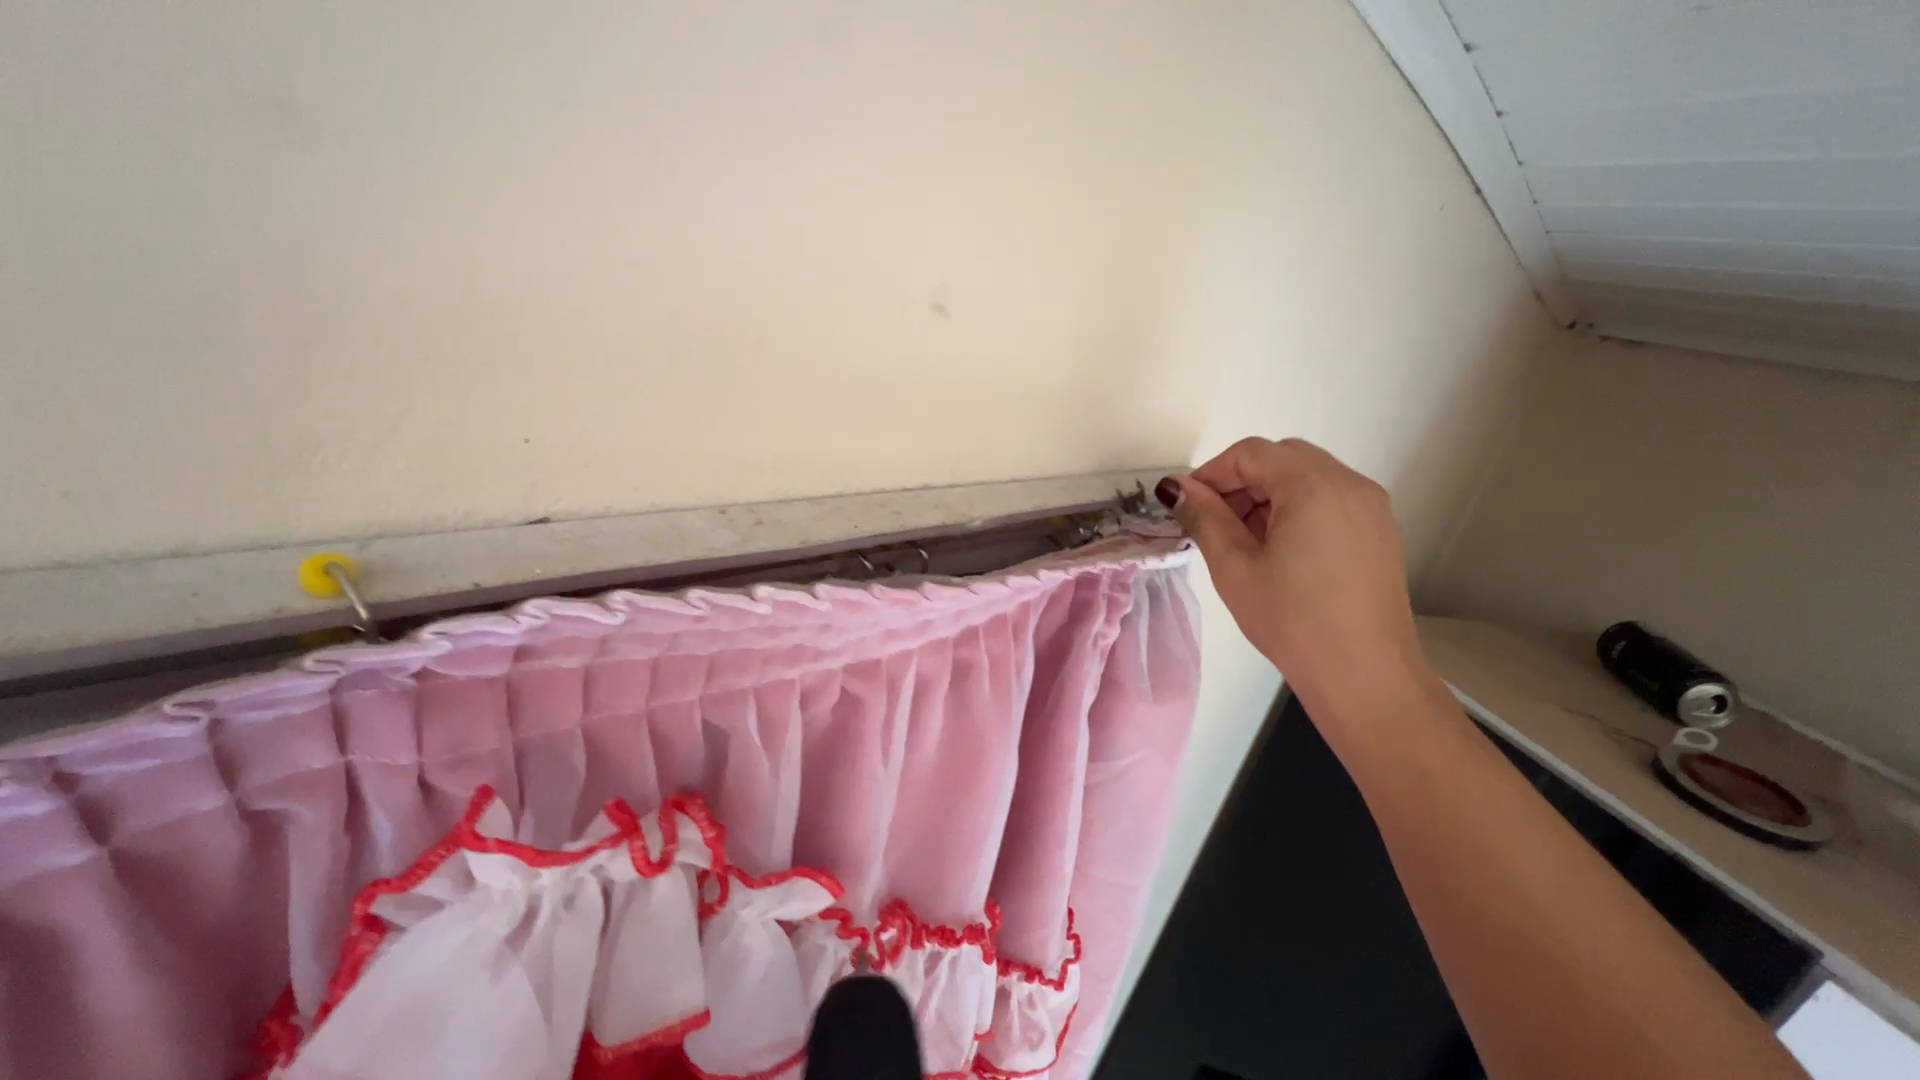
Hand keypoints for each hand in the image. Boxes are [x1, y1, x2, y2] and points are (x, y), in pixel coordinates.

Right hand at [1157, 437, 1422, 695]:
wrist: (1365, 676)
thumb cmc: (1293, 622)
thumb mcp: (1235, 568)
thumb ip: (1204, 518)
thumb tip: (1175, 487)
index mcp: (1314, 486)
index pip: (1252, 453)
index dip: (1212, 473)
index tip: (1187, 505)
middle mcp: (1350, 484)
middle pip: (1284, 459)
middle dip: (1242, 482)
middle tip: (1215, 523)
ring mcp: (1372, 508)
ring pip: (1309, 478)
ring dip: (1270, 496)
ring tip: (1246, 544)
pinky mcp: (1380, 532)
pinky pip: (1331, 501)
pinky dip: (1299, 510)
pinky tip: (1281, 554)